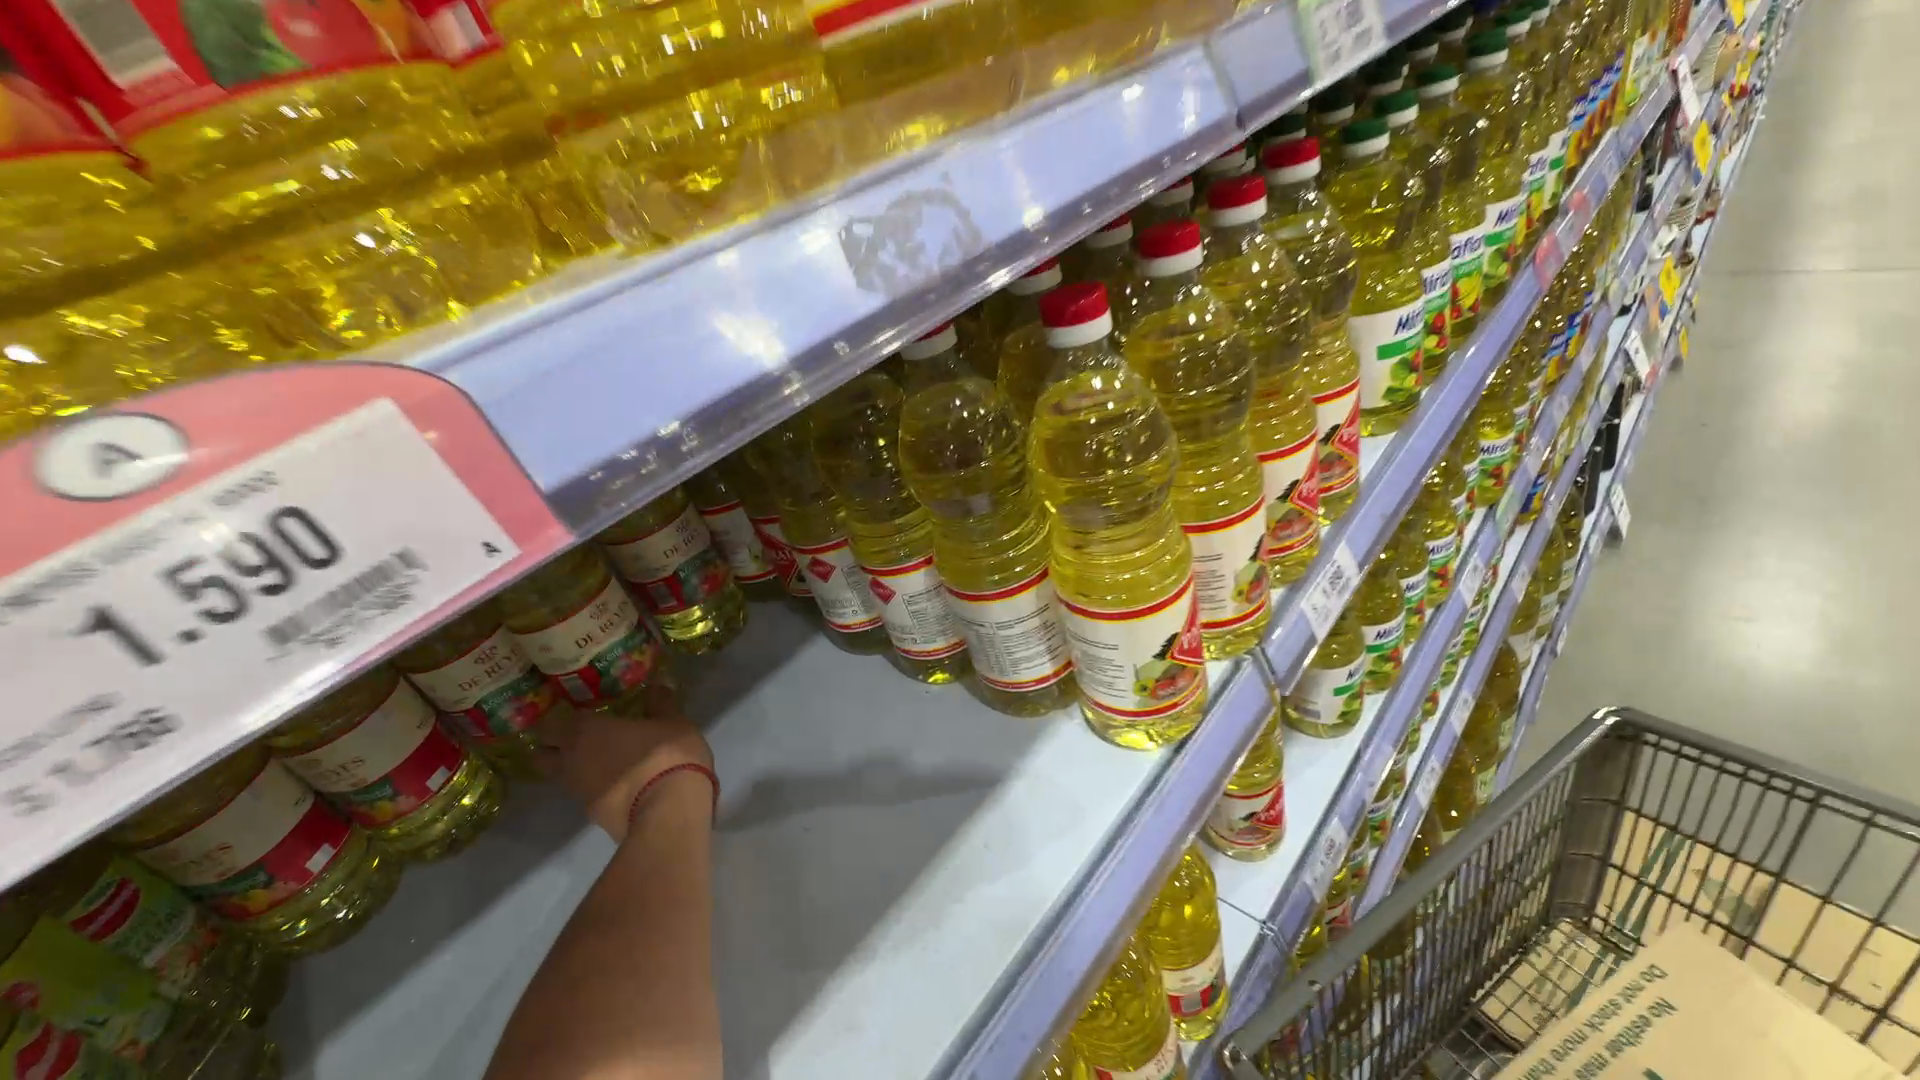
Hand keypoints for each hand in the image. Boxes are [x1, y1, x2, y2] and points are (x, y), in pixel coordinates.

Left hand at [540, 707, 713, 842]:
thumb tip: (656, 685)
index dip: (564, 719)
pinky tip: (618, 785)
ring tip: (599, 762)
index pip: (554, 721)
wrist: (668, 811)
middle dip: (553, 746)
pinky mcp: (592, 816)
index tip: (579, 715)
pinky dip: (594, 789)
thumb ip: (660, 703)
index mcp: (585, 729)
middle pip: (542, 753)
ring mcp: (578, 791)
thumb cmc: (667, 755)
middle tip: (577, 738)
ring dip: (571, 769)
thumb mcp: (673, 722)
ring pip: (559, 777)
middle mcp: (571, 759)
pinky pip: (584, 796)